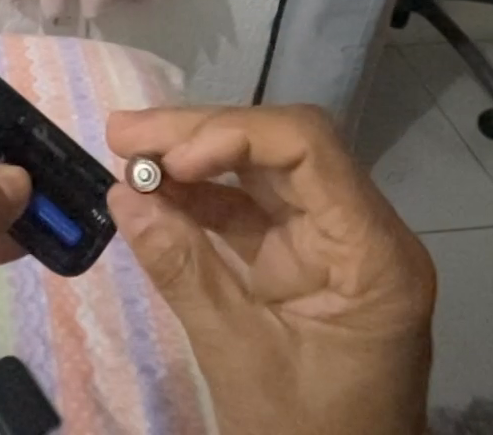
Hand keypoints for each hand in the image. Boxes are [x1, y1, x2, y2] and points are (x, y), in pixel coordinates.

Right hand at [106, 105, 436, 434]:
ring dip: (189, 157)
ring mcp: (325, 239)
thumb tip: (121, 195)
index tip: (168, 159)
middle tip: (123, 133)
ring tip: (125, 151)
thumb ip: (184, 272)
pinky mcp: (296, 255)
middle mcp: (355, 228)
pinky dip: (195, 195)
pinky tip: (151, 191)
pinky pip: (244, 207)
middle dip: (197, 135)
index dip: (234, 136)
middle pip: (276, 147)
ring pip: (256, 168)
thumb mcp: (241, 361)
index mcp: (371, 253)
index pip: (308, 148)